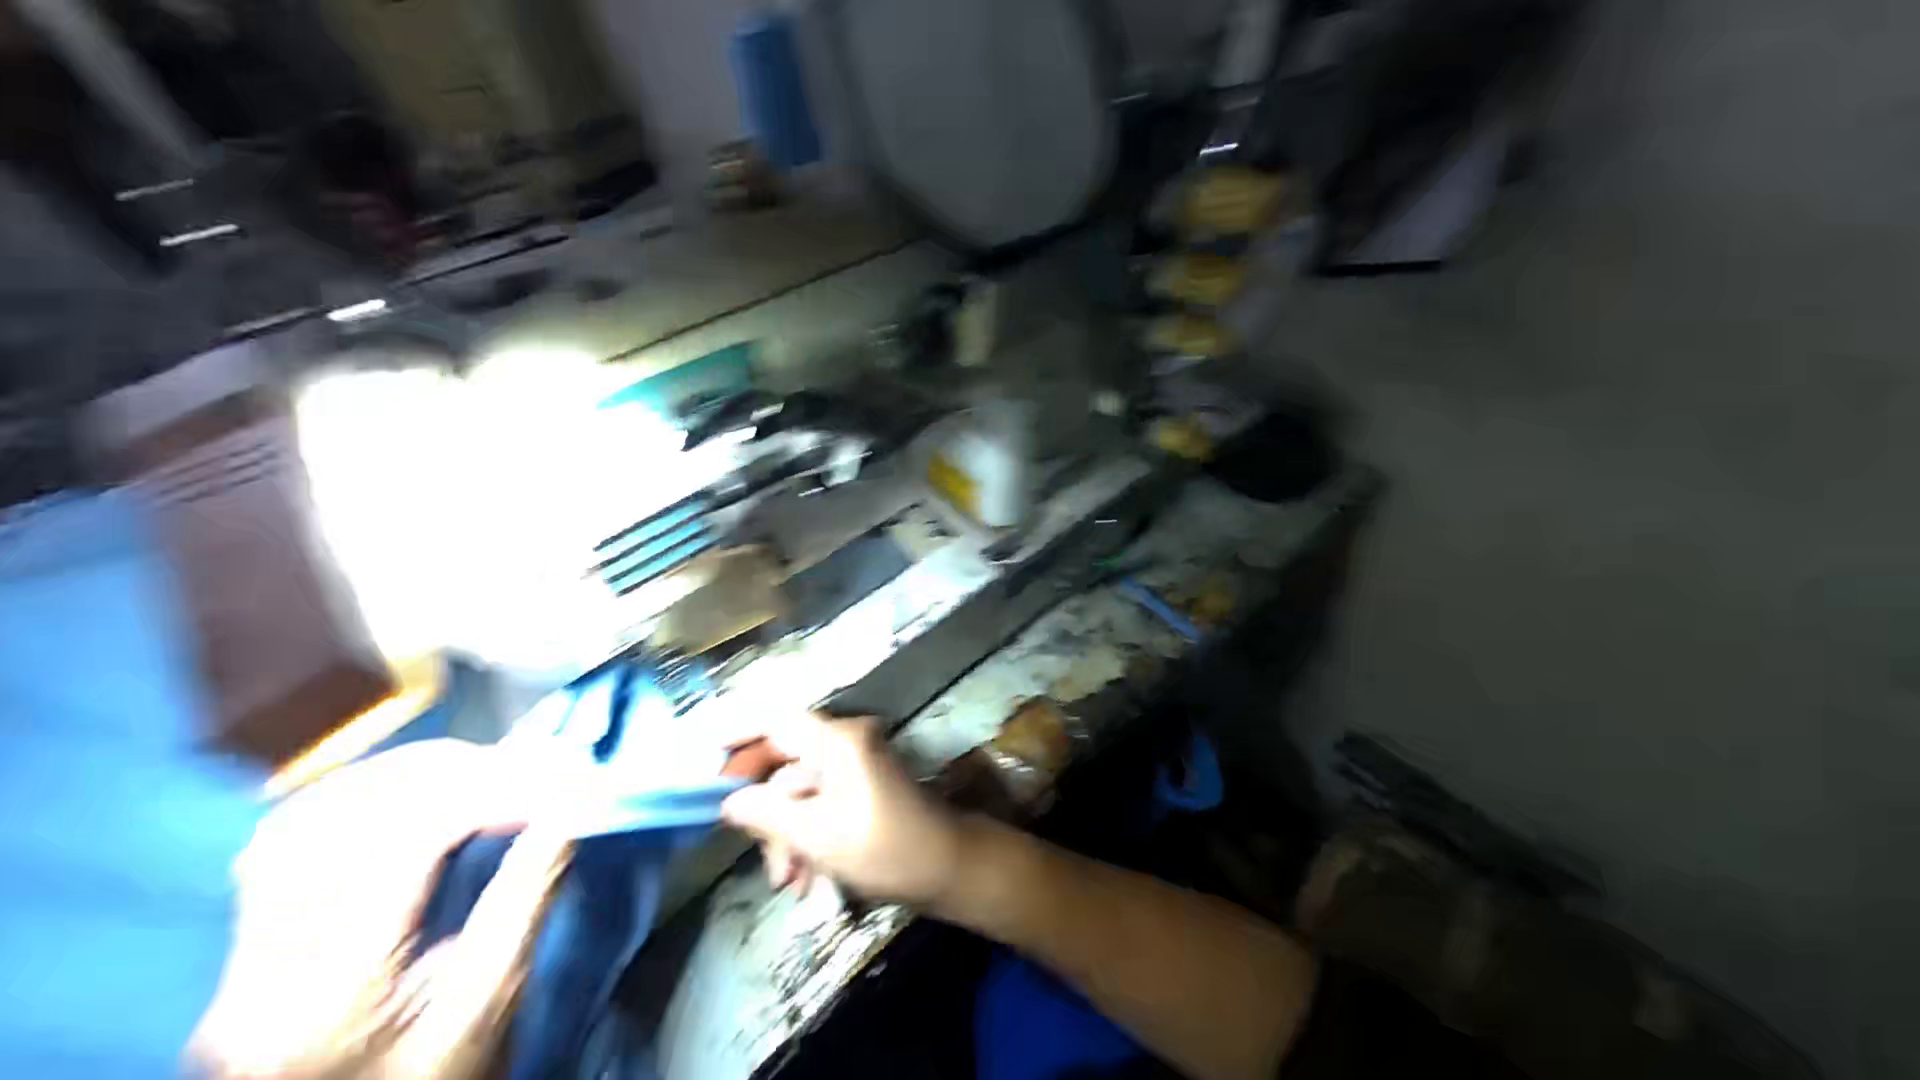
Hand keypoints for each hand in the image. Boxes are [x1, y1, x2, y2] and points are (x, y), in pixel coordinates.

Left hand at [187, 740, 574, 1079]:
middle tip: (526, 764)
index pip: (407, 845)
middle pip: (350, 817)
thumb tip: (569, 809)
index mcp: (329, 998)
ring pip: (310, 818)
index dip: (491, 792)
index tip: (559, 779)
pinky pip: (291, 841)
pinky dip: (362, 799)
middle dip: (451, 772)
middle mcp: (259, 972)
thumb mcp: (493, 1005)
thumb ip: (525, 900)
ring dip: (403, 777)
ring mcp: (239, 960)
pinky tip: (412, 794)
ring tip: (478, 769)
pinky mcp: (246, 949)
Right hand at [721, 712, 962, 905]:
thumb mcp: (816, 834)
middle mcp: (845, 744)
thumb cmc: (884, 847)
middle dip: (766, 813)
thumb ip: (766, 813)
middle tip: (750, 848)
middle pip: (783, 764)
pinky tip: (808, 880)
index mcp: (837, 740)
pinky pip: (820, 806)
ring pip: (800, 794)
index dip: (736, 735)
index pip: (774, 720)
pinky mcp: (861, 791)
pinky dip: (809, 839)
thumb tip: (728, 800)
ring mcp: (855, 767)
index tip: (704, 760)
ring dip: (787, 837)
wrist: (950, 870)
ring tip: (789, 882)